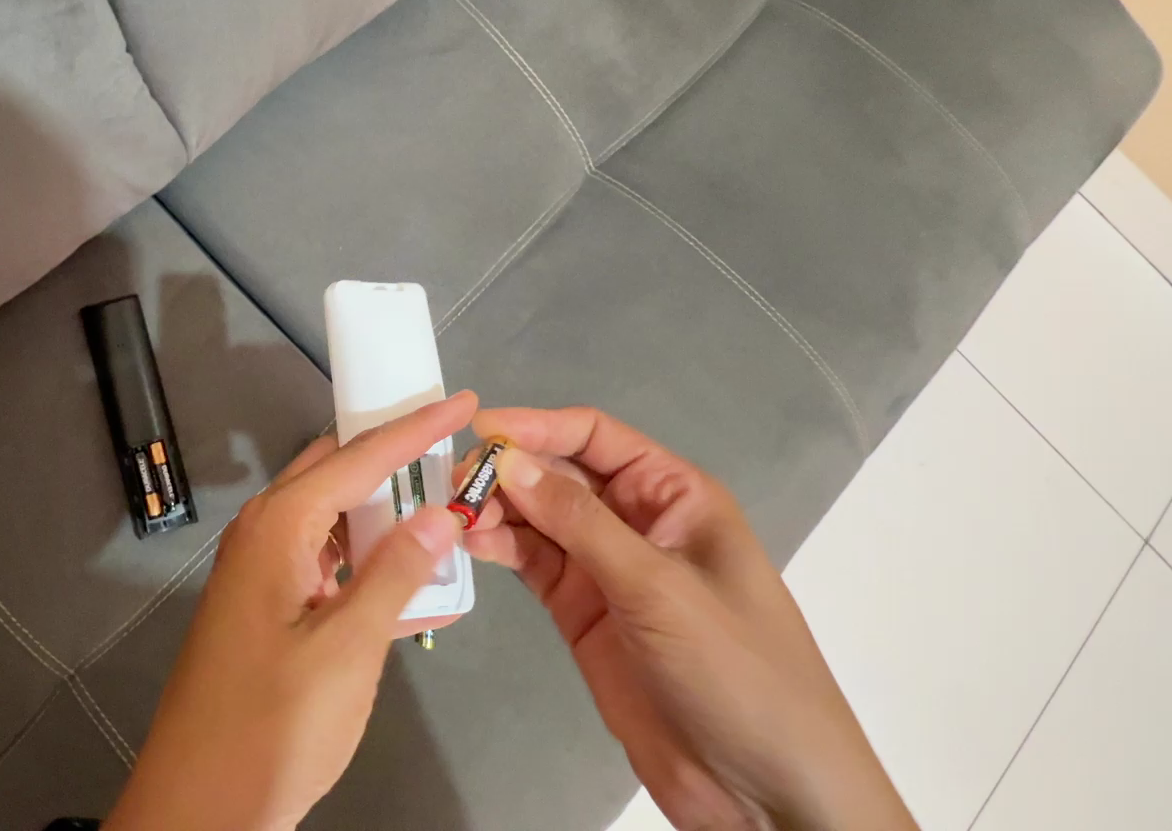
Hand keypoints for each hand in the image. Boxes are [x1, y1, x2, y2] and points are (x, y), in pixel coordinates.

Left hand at [104, 392, 476, 830]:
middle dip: (396, 460)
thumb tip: (441, 514)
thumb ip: (397, 575)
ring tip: (444, 514)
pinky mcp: (266, 602)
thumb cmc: (274, 722)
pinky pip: (324, 561)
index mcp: (279, 525)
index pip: (358, 457)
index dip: (415, 429)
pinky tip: (412, 583)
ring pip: (332, 517)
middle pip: (338, 474)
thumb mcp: (348, 648)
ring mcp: (261, 567)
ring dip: (384, 515)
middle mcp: (264, 531)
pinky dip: (366, 562)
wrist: (199, 802)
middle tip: (455, 453)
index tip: (463, 402)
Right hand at [462, 407, 916, 830]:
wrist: (766, 795)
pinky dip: (500, 547)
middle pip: (557, 472)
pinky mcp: (579, 607)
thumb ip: (579, 521)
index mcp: (672, 495)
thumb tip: (508, 459)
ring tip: (457, 516)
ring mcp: (604, 566)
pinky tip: (472, 544)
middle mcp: (634, 519)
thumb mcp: (658, 588)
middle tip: (455, 482)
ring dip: (496, 509)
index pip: (594, 437)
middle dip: (507, 470)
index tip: (480, 431)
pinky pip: (531, 560)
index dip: (537, 426)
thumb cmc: (736, 672)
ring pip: (536, 515)